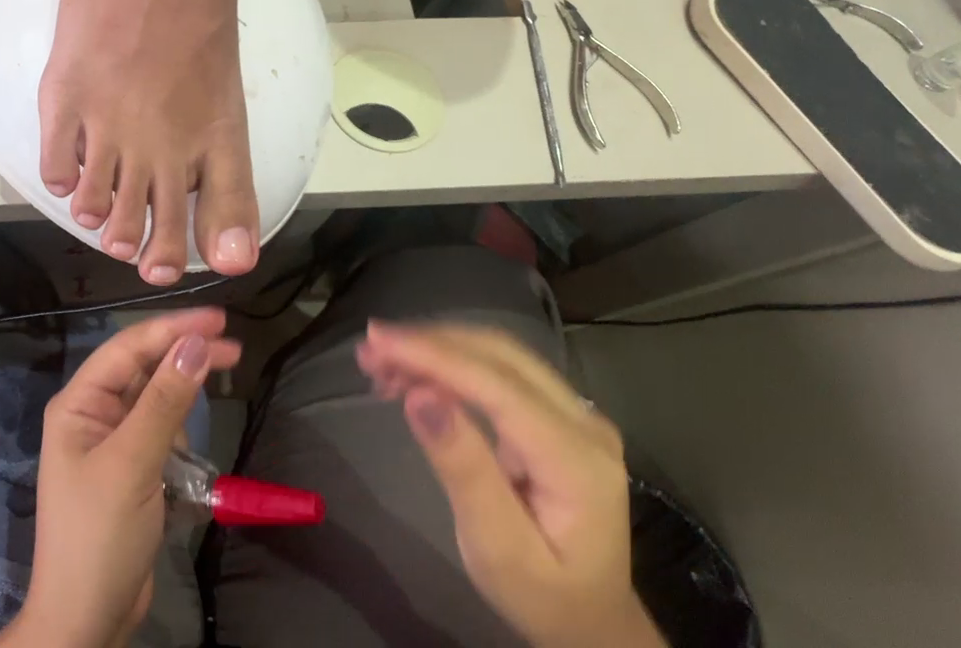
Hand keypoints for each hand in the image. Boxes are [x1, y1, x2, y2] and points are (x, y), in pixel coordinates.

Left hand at [1, 308, 241, 647]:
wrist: (87, 617)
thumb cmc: (99, 534)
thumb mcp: (132, 463)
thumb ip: (165, 401)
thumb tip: (197, 344)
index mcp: (78, 404)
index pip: (128, 348)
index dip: (172, 328)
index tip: (219, 318)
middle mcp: (94, 416)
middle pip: (145, 370)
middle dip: (185, 360)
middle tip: (235, 349)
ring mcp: (115, 445)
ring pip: (159, 403)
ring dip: (184, 406)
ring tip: (199, 431)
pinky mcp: (135, 472)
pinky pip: (165, 438)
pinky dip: (182, 441)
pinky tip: (189, 464)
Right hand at [356, 322, 664, 647]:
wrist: (591, 621)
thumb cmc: (541, 595)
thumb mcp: (496, 547)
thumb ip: (463, 469)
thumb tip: (420, 397)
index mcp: (576, 459)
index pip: (498, 386)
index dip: (434, 356)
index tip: (376, 341)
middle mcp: (584, 422)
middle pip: (501, 356)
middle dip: (430, 343)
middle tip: (369, 350)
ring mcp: (576, 414)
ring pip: (500, 355)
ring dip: (438, 348)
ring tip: (381, 362)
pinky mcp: (559, 415)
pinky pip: (502, 371)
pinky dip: (453, 363)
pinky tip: (415, 375)